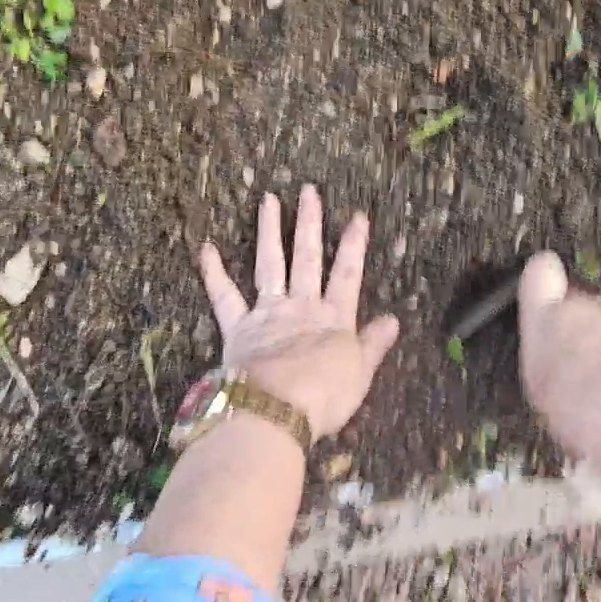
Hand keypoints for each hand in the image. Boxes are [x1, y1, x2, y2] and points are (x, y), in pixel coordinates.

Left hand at [197, 186, 400, 440]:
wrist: (277, 410)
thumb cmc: (324, 398)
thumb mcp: (360, 374)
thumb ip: (373, 344)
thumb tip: (394, 319)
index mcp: (334, 319)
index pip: (348, 274)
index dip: (354, 244)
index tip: (357, 215)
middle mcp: (302, 307)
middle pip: (307, 258)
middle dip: (309, 223)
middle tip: (308, 190)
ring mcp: (268, 313)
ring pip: (270, 264)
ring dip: (269, 230)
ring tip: (268, 200)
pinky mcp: (238, 327)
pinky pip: (223, 296)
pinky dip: (213, 272)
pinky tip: (206, 247)